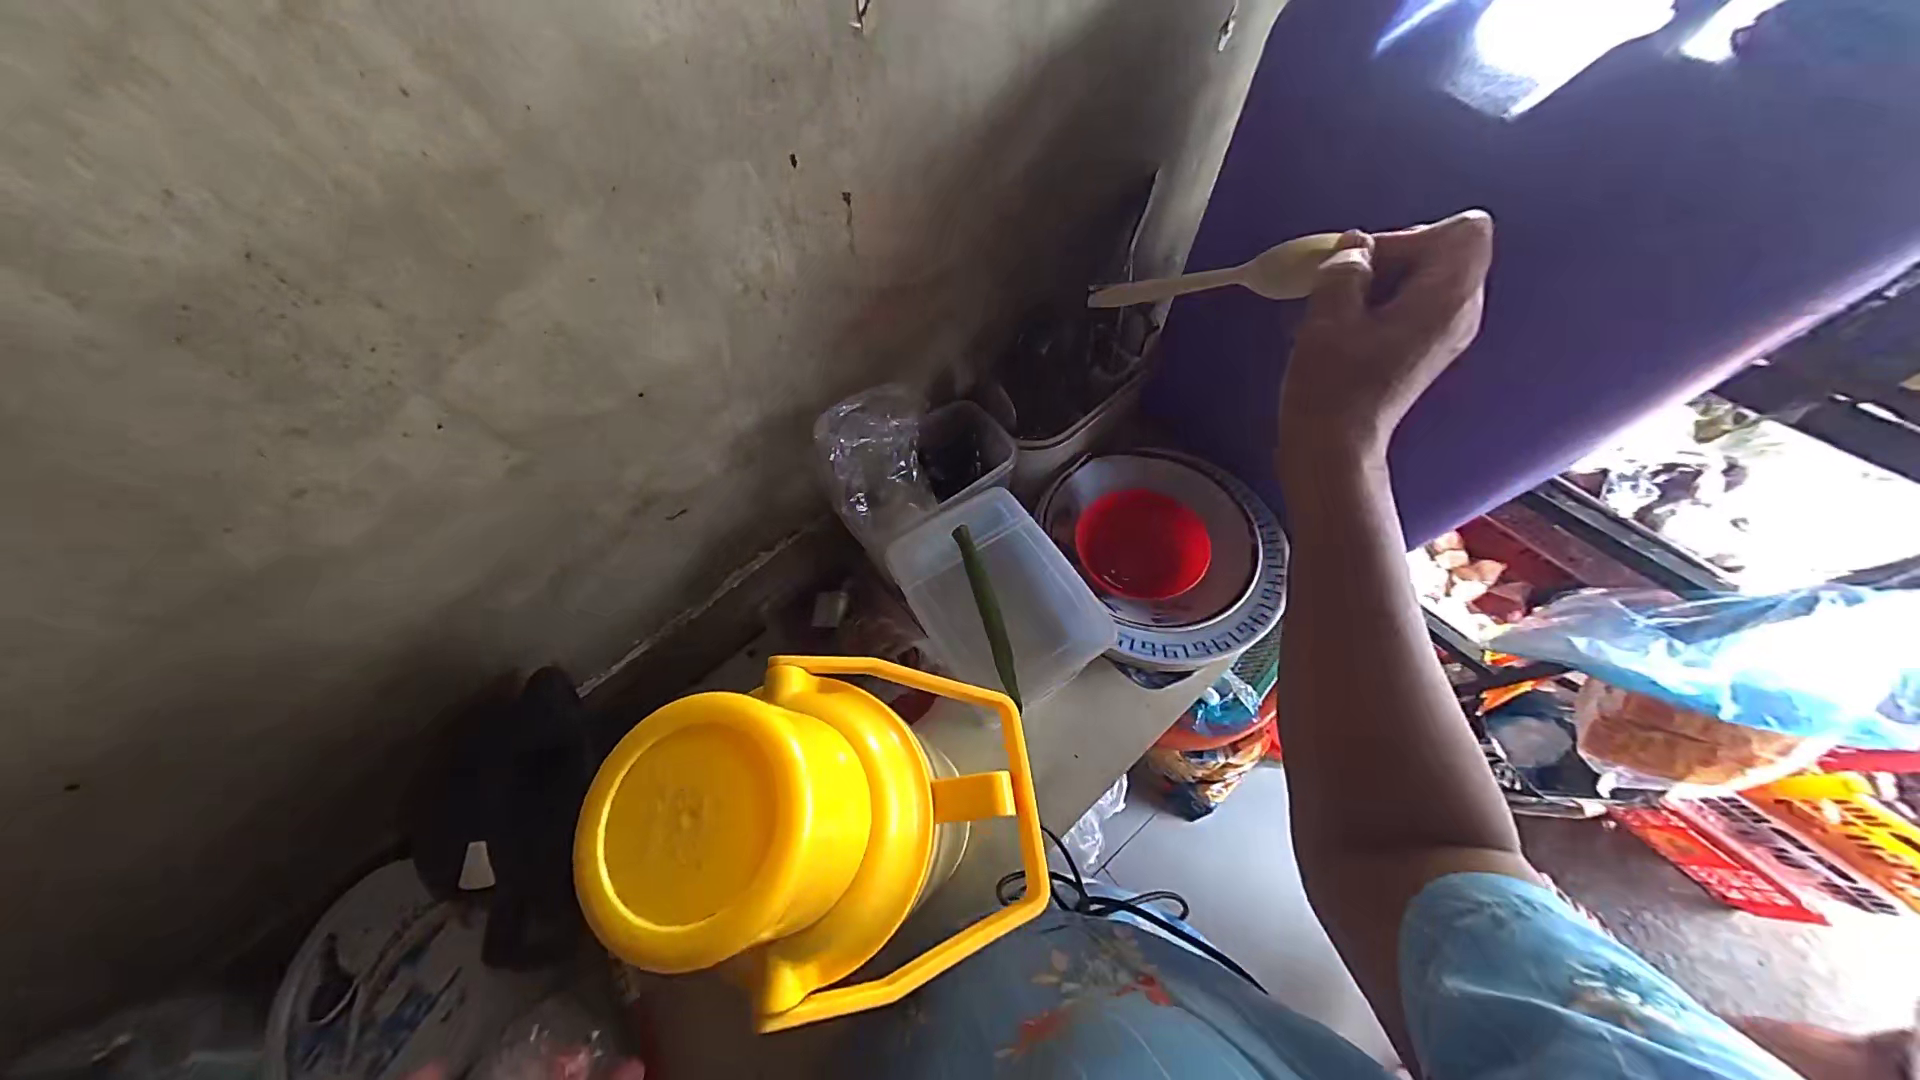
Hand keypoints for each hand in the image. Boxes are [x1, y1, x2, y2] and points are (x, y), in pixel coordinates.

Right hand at [1276, 210, 1493, 467]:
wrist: (1334, 447)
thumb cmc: (1331, 385)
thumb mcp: (1327, 319)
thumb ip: (1344, 269)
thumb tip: (1354, 246)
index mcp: (1449, 296)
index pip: (1462, 229)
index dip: (1409, 236)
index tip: (1362, 267)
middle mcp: (1463, 311)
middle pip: (1446, 253)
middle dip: (1392, 259)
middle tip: (1343, 290)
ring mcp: (1447, 336)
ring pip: (1426, 282)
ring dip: (1382, 286)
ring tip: (1340, 313)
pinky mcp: (1426, 354)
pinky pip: (1416, 309)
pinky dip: (1383, 309)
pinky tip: (1349, 334)